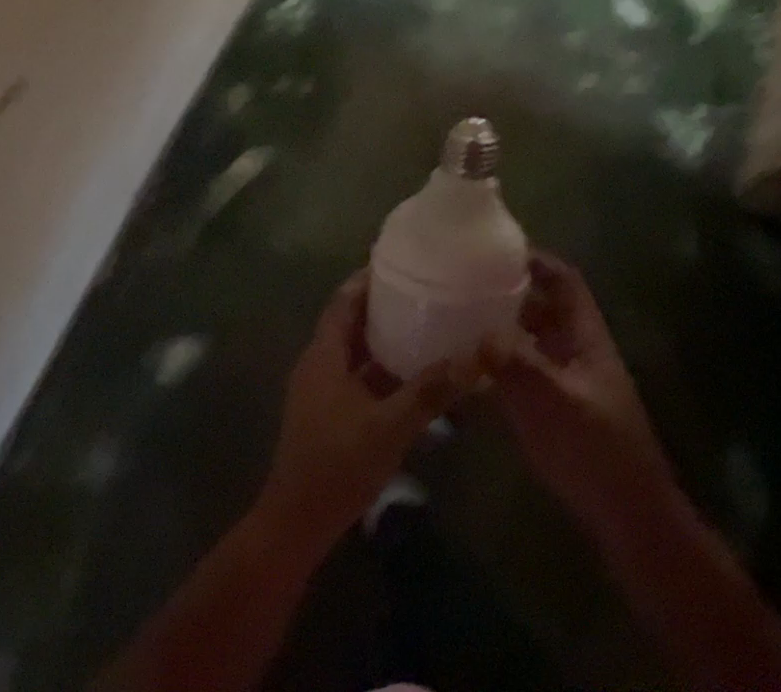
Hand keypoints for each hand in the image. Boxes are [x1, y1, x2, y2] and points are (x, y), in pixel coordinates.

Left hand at [256, 272, 479, 548]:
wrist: (299, 519)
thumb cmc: (338, 464)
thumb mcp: (391, 425)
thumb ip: (433, 390)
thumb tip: (481, 355)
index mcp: (323, 355)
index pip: (344, 301)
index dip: (368, 278)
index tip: (403, 261)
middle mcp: (319, 365)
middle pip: (351, 323)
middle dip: (385, 306)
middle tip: (427, 291)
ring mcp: (323, 392)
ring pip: (357, 353)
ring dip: (387, 339)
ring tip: (430, 325)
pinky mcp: (331, 415)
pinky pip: (360, 379)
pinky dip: (385, 371)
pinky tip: (418, 377)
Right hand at [481, 252, 672, 526]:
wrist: (625, 513)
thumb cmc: (596, 449)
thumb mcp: (553, 400)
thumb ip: (515, 362)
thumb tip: (475, 332)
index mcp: (585, 338)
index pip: (564, 281)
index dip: (534, 259)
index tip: (492, 248)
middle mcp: (573, 351)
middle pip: (540, 306)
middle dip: (504, 290)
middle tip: (457, 282)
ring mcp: (562, 381)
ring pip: (526, 338)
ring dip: (494, 325)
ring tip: (450, 316)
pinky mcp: (548, 409)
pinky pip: (514, 371)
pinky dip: (490, 362)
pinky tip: (459, 366)